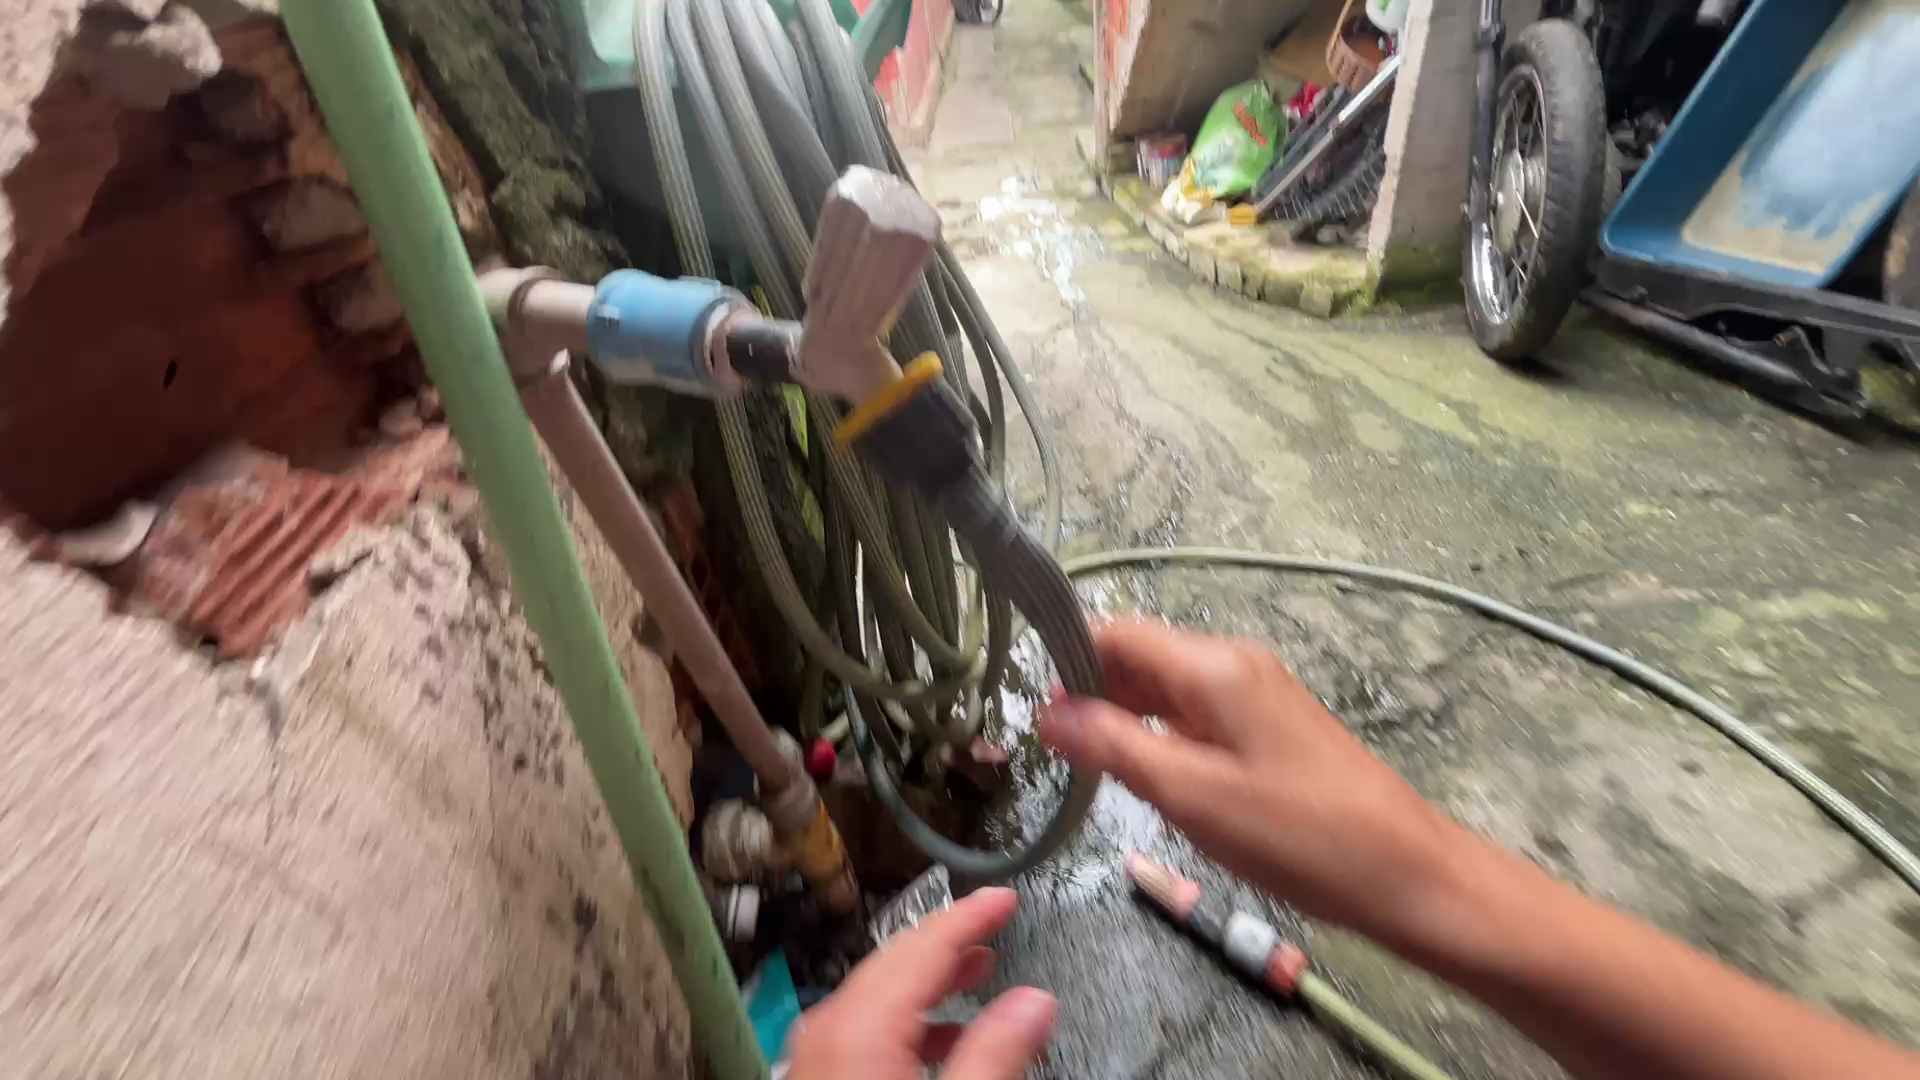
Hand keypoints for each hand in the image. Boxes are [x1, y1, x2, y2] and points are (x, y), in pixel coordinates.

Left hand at [785, 887, 1056, 1078]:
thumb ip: (996, 1057)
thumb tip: (1036, 1002)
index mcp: (862, 1027)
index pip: (925, 946)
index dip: (970, 915)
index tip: (1005, 896)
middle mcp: (831, 1029)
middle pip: (898, 960)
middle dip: (950, 939)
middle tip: (994, 923)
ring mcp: (817, 1057)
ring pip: (881, 991)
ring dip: (932, 978)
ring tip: (977, 972)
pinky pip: (866, 1027)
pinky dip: (908, 1019)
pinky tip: (941, 1040)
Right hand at [1039, 620, 1469, 947]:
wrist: (1411, 877)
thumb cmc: (1294, 832)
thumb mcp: (1189, 792)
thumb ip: (1112, 745)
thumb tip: (1046, 712)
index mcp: (1213, 665)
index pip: (1122, 633)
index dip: (1073, 656)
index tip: (1037, 703)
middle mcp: (1232, 663)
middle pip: (1143, 656)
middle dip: (1095, 690)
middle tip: (1059, 743)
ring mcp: (1254, 692)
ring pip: (1167, 686)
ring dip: (1125, 713)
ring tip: (1093, 761)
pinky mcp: (1266, 723)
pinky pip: (1195, 711)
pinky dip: (1160, 731)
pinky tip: (1147, 769)